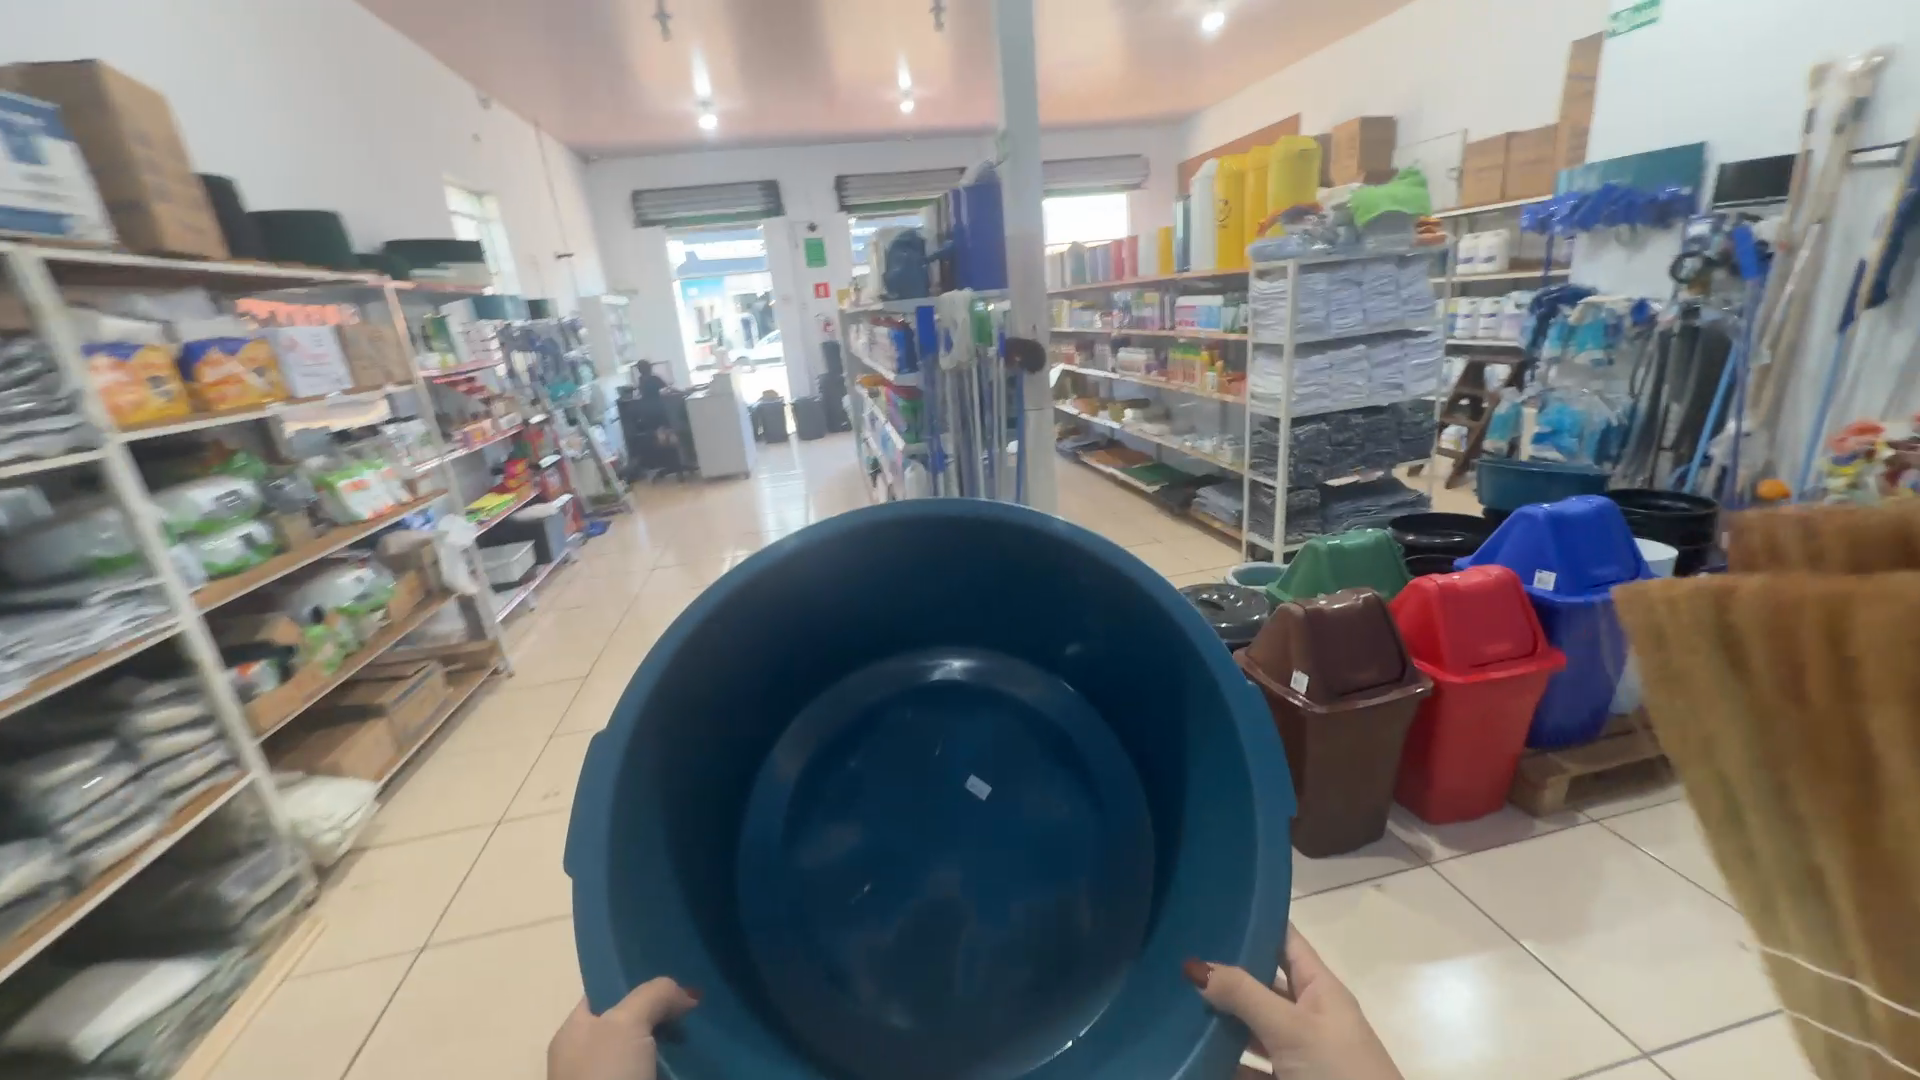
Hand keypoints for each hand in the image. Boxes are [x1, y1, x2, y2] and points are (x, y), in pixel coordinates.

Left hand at [548, 978, 699, 1079]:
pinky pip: (661, 1071)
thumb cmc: (604, 1077)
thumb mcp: (626, 1021)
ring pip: (651, 1047)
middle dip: (664, 1008)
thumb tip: (686, 995)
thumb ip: (654, 993)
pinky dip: (680, 1063)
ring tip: (707, 1021)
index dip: (636, 976)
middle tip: (696, 995)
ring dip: (676, 1038)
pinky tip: (701, 1051)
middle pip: (634, 1018)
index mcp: (573, 1032)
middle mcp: (589, 1056)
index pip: (606, 991)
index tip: (672, 967)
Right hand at [1186, 925, 1402, 1079]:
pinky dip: (1222, 1063)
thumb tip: (1194, 964)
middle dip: (1223, 973)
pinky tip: (1190, 1055)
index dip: (1254, 919)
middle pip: (1260, 984)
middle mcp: (1309, 1018)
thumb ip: (1243, 994)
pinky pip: (1246, 1069)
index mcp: (1320, 990)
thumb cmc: (1341, 1076)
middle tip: (1176, 954)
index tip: (1210, 904)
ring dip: (1218, 1021)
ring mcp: (1298, 1058)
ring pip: (1250, 1029)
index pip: (1284, 939)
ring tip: (1173, 1003)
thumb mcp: (1291, 1029)